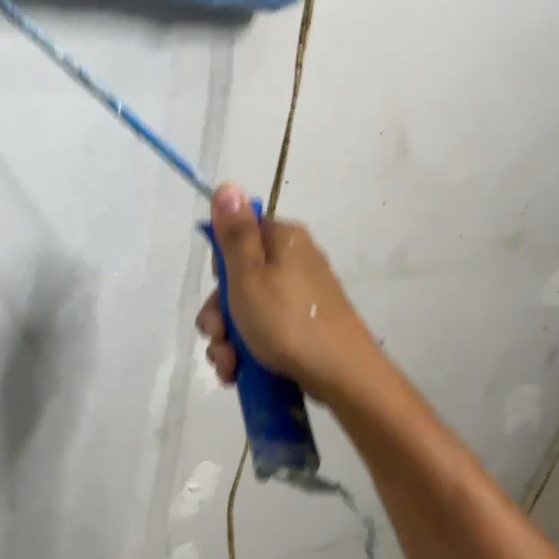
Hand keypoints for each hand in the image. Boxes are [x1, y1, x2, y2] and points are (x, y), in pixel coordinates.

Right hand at [195, 183, 379, 401]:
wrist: (339, 373)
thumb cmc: (287, 321)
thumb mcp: (248, 276)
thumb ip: (234, 234)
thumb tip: (228, 185)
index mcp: (283, 241)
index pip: (237, 238)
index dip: (220, 269)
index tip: (220, 290)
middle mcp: (293, 262)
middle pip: (235, 282)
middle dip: (219, 317)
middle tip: (219, 337)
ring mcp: (298, 297)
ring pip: (243, 313)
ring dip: (226, 341)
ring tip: (229, 365)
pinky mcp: (300, 327)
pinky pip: (260, 333)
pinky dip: (245, 353)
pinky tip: (238, 372)